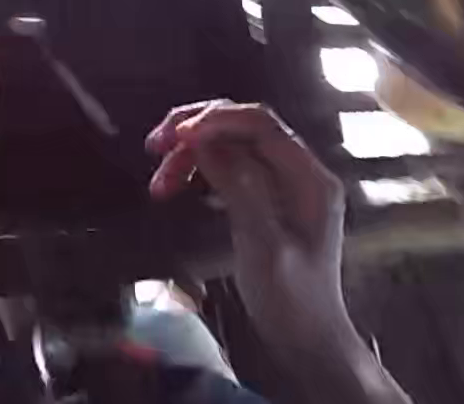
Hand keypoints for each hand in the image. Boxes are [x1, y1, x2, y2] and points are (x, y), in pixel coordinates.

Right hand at [146, 100, 354, 348]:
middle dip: (194, 129)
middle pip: (238, 124)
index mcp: (308, 176)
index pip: (259, 123)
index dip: (215, 120)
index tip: (177, 135)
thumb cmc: (291, 300)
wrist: (307, 343)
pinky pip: (222, 162)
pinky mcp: (261, 190)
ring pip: (225, 143)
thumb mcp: (265, 248)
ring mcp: (278, 178)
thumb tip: (204, 141)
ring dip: (188, 154)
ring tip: (159, 183)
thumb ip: (239, 188)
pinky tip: (176, 186)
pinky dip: (194, 169)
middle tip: (156, 145)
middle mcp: (295, 168)